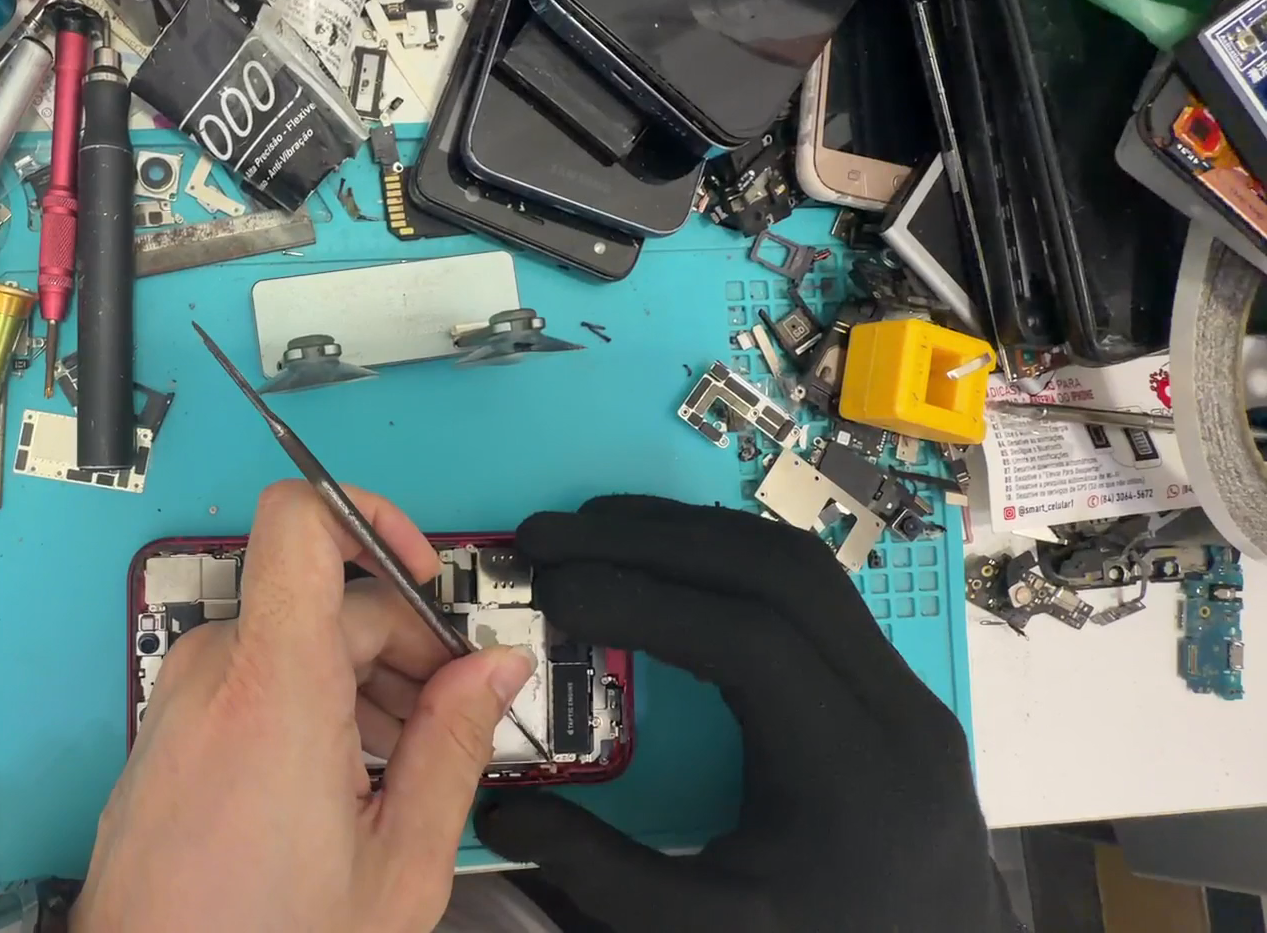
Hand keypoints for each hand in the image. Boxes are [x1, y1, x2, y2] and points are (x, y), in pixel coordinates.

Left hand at [73, 481, 535, 932]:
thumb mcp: (395, 861)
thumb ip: (455, 743)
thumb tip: (496, 666)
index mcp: (274, 679)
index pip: (301, 518)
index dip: (369, 515)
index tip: (420, 572)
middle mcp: (221, 663)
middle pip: (328, 595)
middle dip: (402, 638)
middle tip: (447, 709)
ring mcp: (192, 685)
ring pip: (300, 634)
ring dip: (364, 672)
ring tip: (403, 756)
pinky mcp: (180, 710)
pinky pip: (263, 666)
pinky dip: (317, 691)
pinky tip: (348, 765)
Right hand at [477, 495, 1012, 932]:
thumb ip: (601, 871)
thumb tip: (499, 808)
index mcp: (857, 775)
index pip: (748, 642)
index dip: (639, 601)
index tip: (551, 592)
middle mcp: (895, 706)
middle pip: (770, 573)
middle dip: (646, 539)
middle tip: (548, 537)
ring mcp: (896, 677)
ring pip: (787, 558)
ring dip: (679, 529)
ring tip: (589, 525)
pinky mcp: (878, 668)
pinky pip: (796, 577)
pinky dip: (714, 546)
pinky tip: (655, 551)